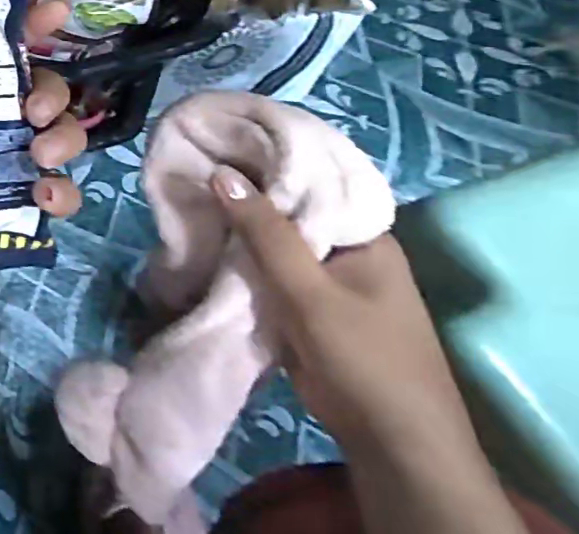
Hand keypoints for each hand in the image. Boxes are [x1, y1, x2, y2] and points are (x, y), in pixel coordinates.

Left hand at [0, 1, 88, 354]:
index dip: (29, 23)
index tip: (54, 10)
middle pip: (45, 87)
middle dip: (51, 89)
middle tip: (32, 108)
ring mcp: (9, 159)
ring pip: (63, 134)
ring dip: (65, 137)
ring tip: (39, 154)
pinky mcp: (18, 204)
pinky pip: (60, 194)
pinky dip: (64, 193)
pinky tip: (44, 196)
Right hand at [209, 168, 484, 459]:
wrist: (389, 442)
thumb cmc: (364, 358)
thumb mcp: (309, 291)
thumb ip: (265, 231)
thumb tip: (221, 171)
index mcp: (365, 236)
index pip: (313, 178)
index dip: (269, 156)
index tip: (221, 137)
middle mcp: (346, 248)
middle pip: (289, 205)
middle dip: (244, 188)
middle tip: (195, 161)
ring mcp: (325, 275)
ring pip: (273, 235)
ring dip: (237, 221)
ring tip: (189, 190)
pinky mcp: (303, 299)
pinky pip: (266, 263)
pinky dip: (238, 251)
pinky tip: (204, 235)